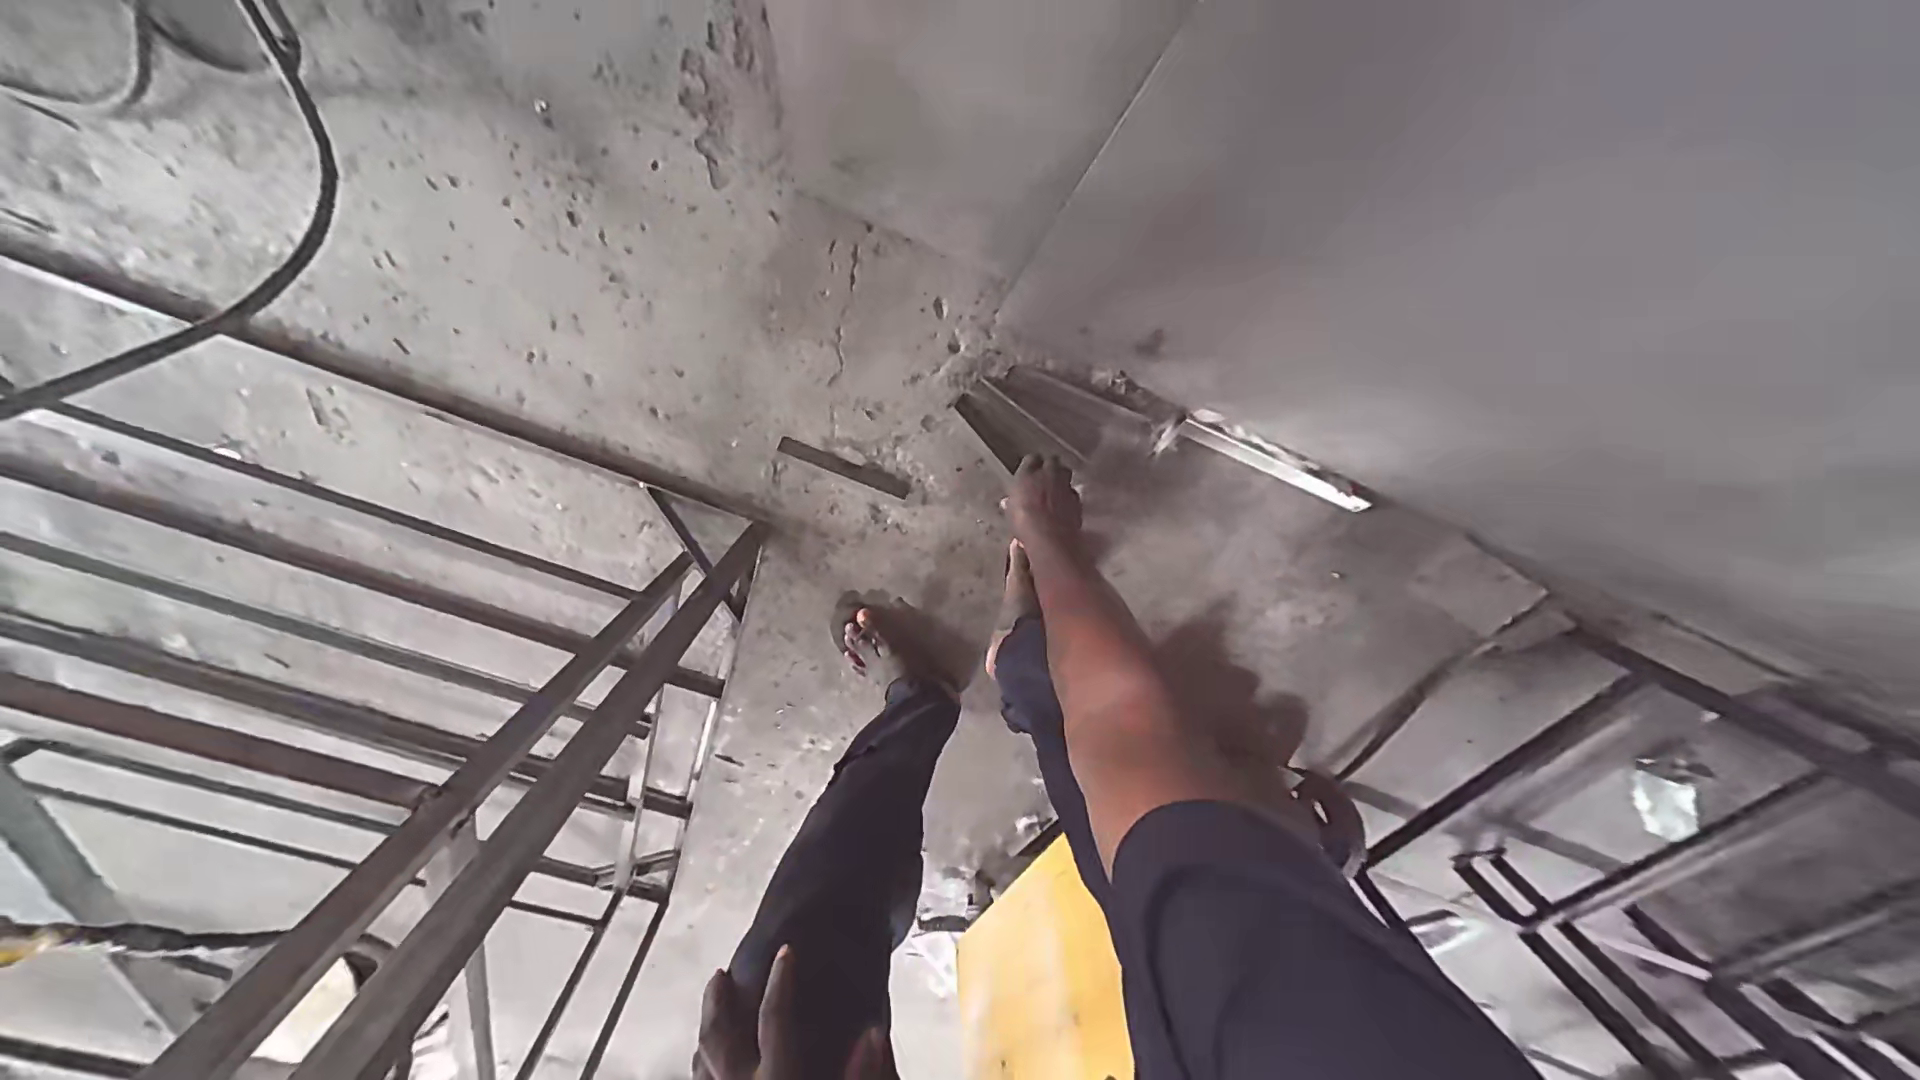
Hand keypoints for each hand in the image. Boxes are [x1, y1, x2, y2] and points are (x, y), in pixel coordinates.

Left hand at [694, 946, 897, 1079]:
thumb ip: (861, 1076)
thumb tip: (874, 1030)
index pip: (775, 1020)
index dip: (781, 981)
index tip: (786, 951)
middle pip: (719, 1039)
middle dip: (718, 1003)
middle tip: (719, 975)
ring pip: (701, 1067)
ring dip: (704, 1034)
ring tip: (710, 1010)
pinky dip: (701, 1070)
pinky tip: (706, 1063)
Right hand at [1005, 454, 1082, 549]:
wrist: (1049, 536)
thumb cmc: (1023, 523)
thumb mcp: (1010, 514)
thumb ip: (1012, 504)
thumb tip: (1007, 503)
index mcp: (1027, 474)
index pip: (1031, 459)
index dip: (1031, 465)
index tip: (1029, 472)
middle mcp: (1048, 474)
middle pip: (1052, 461)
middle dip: (1049, 467)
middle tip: (1044, 477)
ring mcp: (1064, 485)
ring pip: (1065, 472)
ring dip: (1061, 478)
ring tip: (1055, 488)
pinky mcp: (1076, 498)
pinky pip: (1072, 491)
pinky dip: (1069, 495)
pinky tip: (1064, 505)